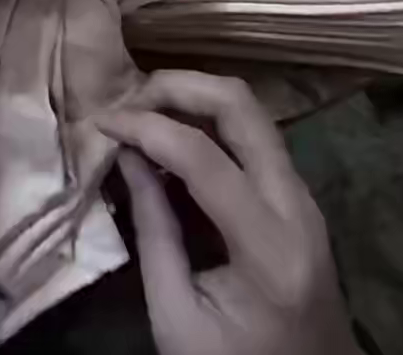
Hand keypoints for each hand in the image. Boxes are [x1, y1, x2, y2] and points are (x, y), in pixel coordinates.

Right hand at [96, 72, 360, 354]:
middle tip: (128, 102)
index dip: (144, 126)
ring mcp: (302, 195)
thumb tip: (125, 152)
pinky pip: (248, 129)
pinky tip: (167, 133)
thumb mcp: (176, 315)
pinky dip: (202, 115)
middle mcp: (297, 207)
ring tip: (142, 112)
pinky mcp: (293, 193)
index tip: (100, 122)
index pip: (203, 155)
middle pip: (240, 104)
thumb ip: (152, 228)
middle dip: (175, 86)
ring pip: (247, 106)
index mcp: (270, 250)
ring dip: (189, 94)